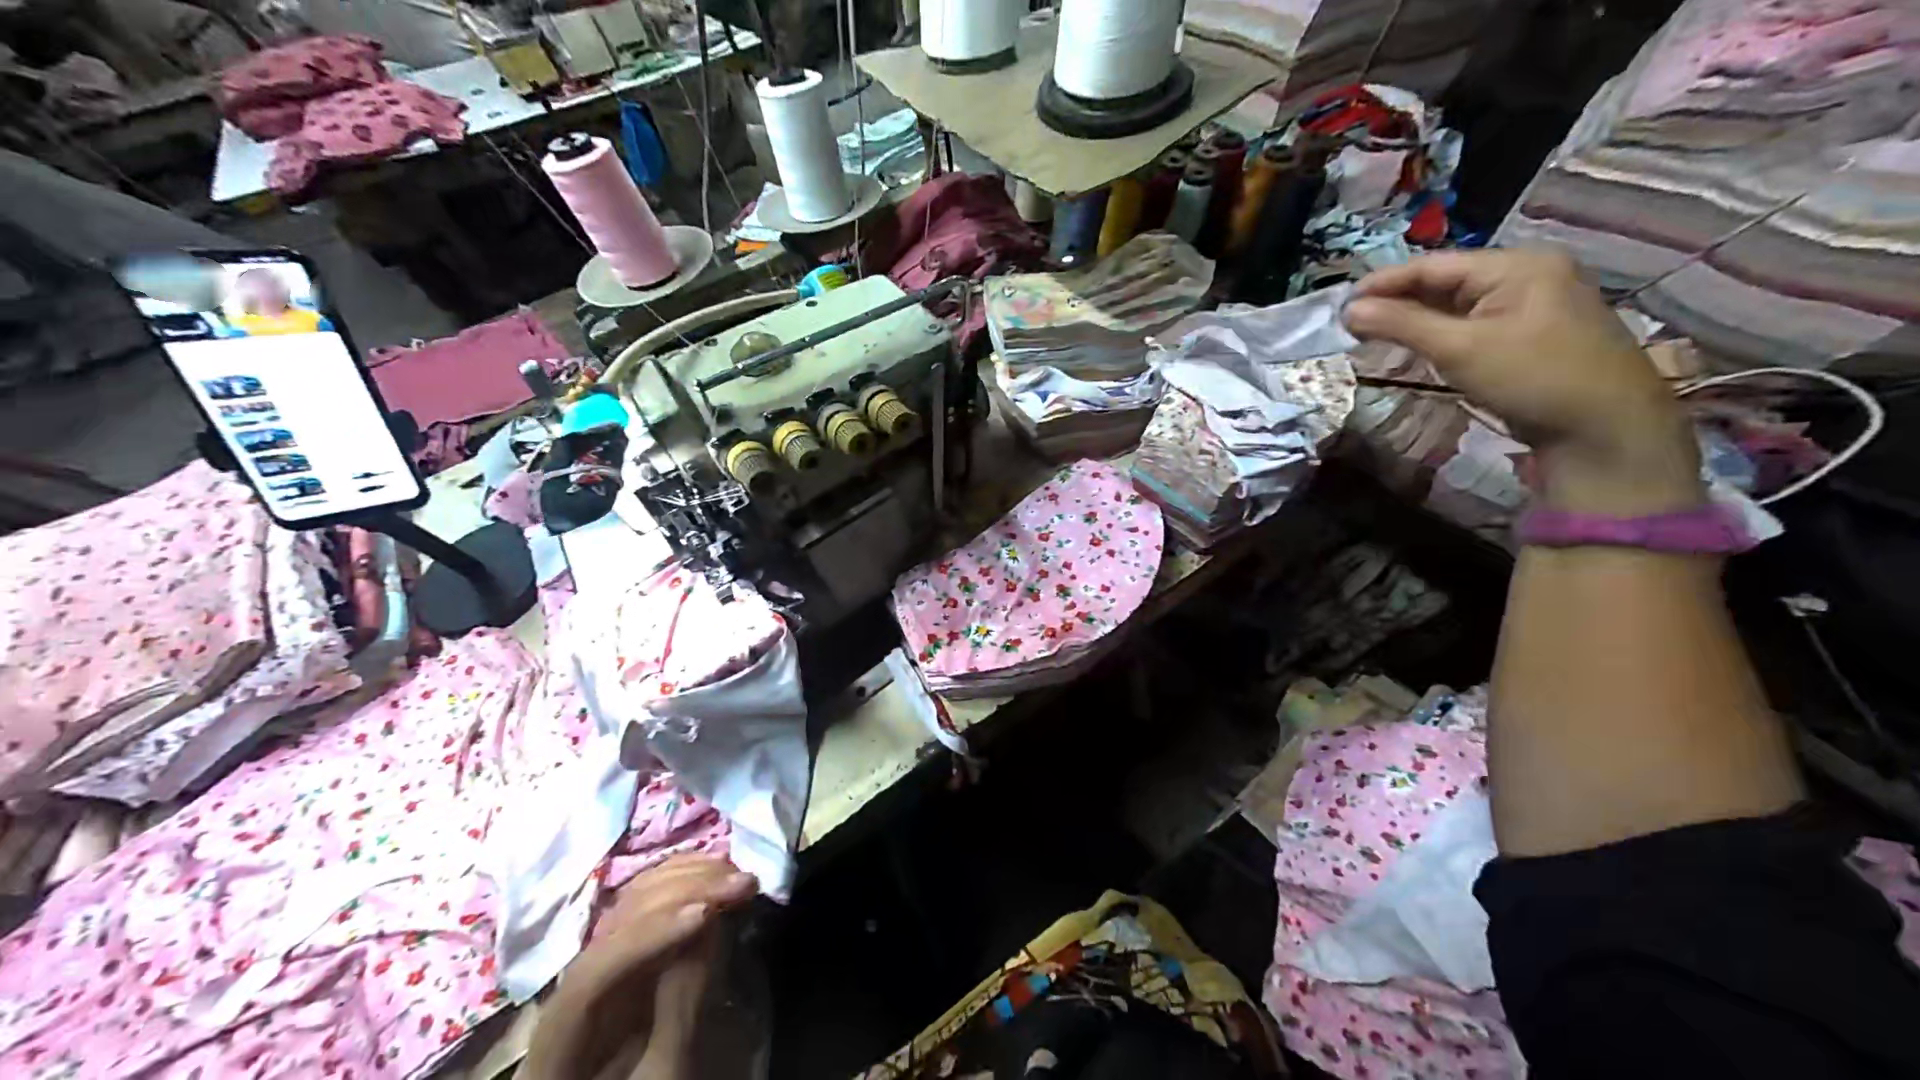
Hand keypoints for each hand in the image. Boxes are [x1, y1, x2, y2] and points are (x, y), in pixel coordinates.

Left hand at [524, 856, 756, 1079]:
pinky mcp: (625, 946)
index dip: (652, 934)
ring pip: (632, 899)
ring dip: (687, 876)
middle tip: (742, 881)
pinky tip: (713, 867)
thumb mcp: (663, 1075)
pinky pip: (647, 899)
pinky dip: (682, 877)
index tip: (707, 912)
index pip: (598, 969)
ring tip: (735, 870)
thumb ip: (681, 1007)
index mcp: (562, 1031)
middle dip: (682, 892)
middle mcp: (571, 978)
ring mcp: (599, 956)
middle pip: (618, 921)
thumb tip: (708, 927)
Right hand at [1346, 251, 1702, 515]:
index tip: (1341, 303)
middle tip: (1352, 321)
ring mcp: (1533, 306)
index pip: (1433, 265)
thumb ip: (1402, 325)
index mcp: (1516, 266)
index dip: (1384, 283)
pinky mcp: (1531, 335)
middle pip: (1446, 282)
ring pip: (1458, 305)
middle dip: (1397, 301)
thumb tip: (1349, 310)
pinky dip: (1440, 332)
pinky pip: (1473, 324)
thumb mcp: (1461, 348)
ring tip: (1373, 332)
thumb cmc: (1533, 377)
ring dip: (1415, 318)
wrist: (1605, 427)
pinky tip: (1416, 344)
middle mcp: (1527, 276)